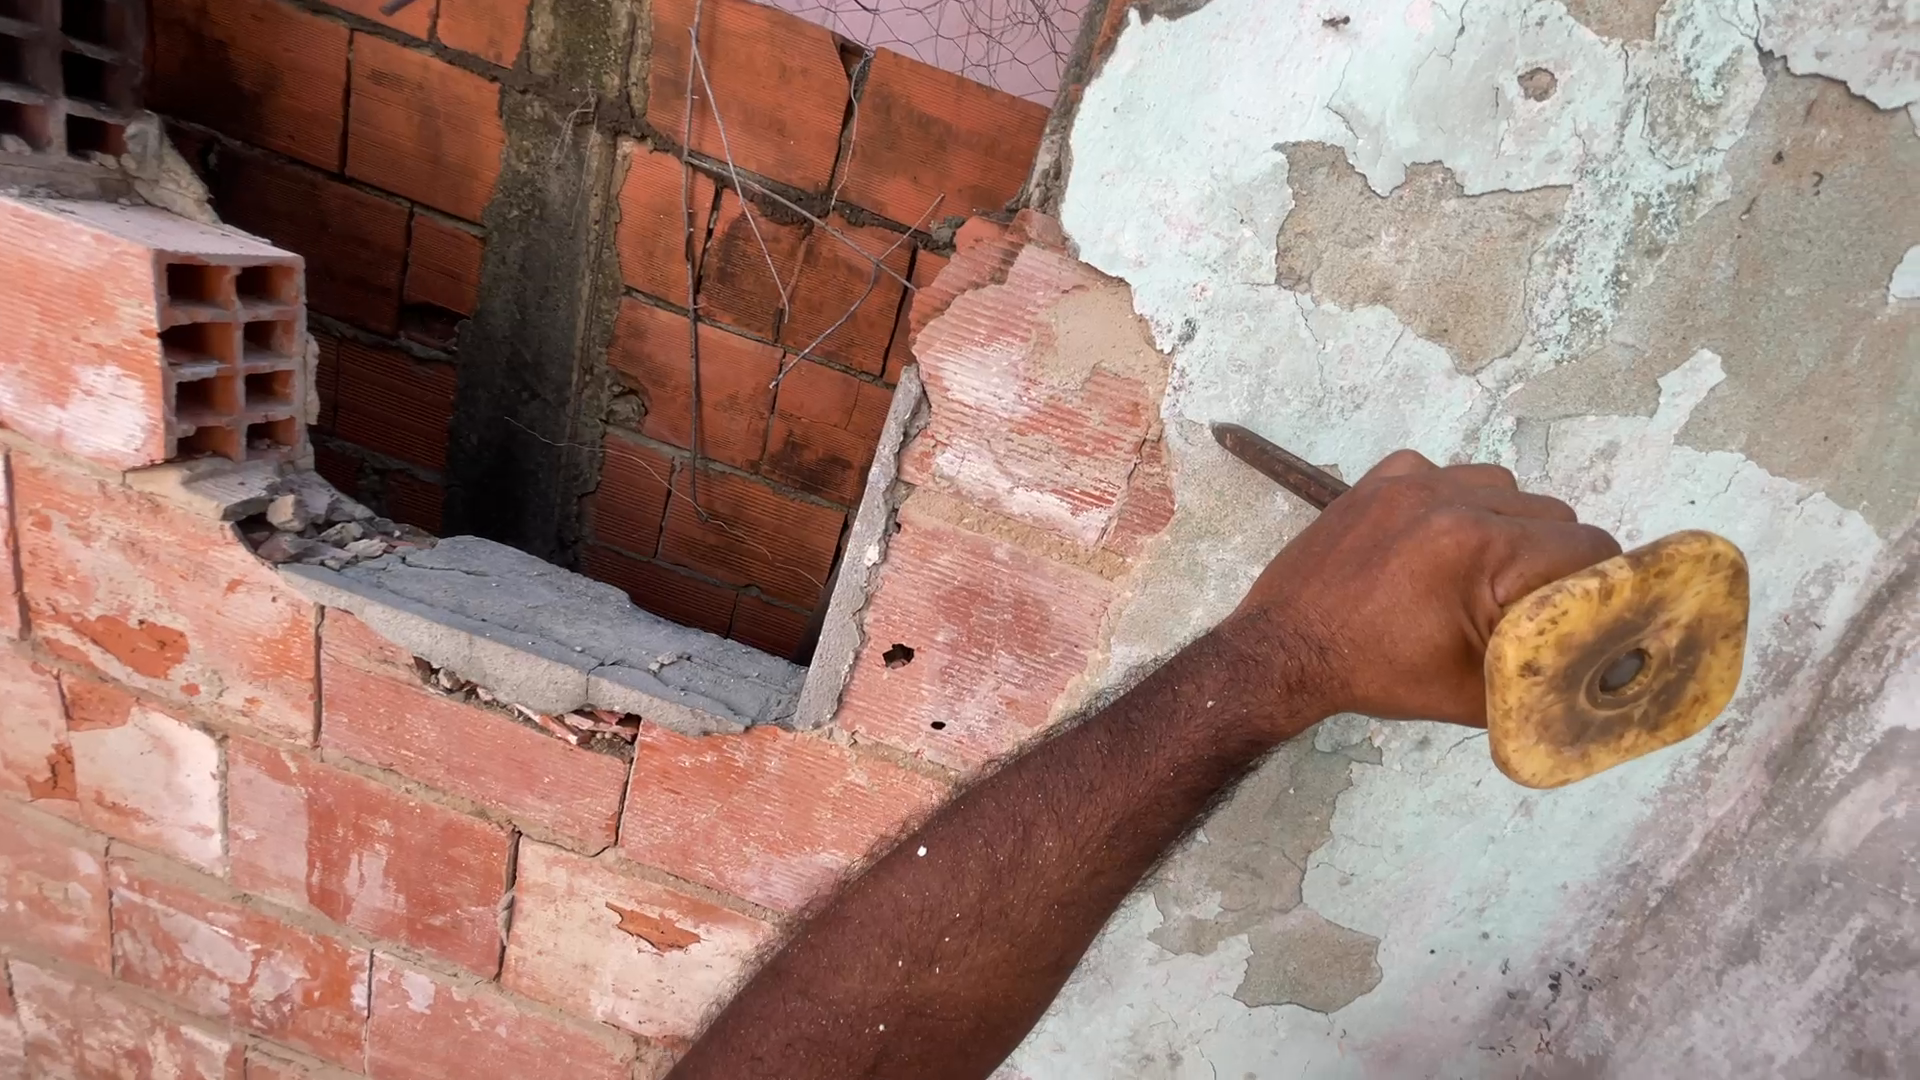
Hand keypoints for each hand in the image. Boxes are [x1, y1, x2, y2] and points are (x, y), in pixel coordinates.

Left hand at [1225, 450, 1620, 729]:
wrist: (1284, 649)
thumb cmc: (1374, 673)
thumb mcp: (1476, 690)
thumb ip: (1548, 668)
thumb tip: (1600, 660)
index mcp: (1479, 547)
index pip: (1589, 549)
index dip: (1595, 587)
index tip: (1575, 612)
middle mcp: (1445, 500)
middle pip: (1549, 514)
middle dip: (1550, 559)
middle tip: (1522, 600)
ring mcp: (1403, 484)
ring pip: (1499, 487)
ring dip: (1503, 523)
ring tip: (1476, 569)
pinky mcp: (1370, 483)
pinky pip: (1439, 471)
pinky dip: (1449, 498)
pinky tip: (1432, 536)